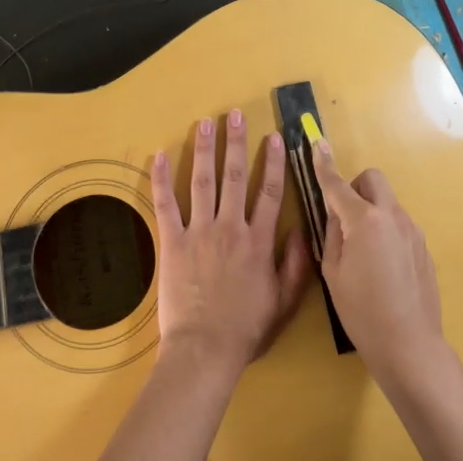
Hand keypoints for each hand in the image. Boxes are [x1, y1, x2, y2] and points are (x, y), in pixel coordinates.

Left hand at [150, 110, 313, 374]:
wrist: (205, 349)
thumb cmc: (246, 330)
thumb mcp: (285, 302)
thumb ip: (297, 264)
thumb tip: (304, 230)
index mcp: (258, 241)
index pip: (269, 191)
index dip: (273, 162)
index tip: (275, 137)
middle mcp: (230, 227)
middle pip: (235, 176)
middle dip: (236, 142)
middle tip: (235, 114)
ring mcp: (199, 232)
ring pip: (202, 180)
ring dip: (204, 148)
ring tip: (205, 122)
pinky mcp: (172, 241)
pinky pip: (166, 204)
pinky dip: (161, 178)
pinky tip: (158, 155)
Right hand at [311, 140, 446, 378]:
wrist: (410, 346)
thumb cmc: (362, 311)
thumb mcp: (333, 272)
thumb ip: (333, 233)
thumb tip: (336, 213)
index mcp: (365, 220)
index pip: (338, 184)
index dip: (324, 164)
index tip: (317, 142)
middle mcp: (392, 216)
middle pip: (373, 179)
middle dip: (356, 187)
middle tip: (344, 216)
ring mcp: (413, 231)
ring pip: (387, 203)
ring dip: (371, 211)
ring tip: (363, 251)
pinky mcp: (424, 247)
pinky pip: (399, 225)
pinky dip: (386, 231)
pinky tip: (382, 268)